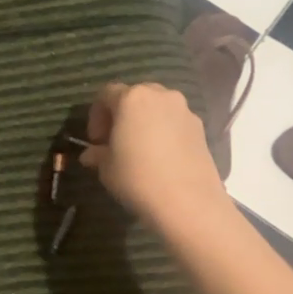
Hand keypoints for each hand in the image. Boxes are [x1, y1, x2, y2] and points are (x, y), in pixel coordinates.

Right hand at [81, 81, 227, 228]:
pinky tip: (160, 157)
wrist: (187, 200)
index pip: (106, 94)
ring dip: (144, 122)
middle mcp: (160, 95)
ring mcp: (184, 110)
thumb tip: (92, 153)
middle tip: (115, 140)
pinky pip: (174, 121)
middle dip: (121, 115)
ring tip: (139, 149)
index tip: (95, 140)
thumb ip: (97, 153)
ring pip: (157, 107)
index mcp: (132, 98)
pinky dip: (163, 131)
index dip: (96, 115)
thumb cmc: (137, 177)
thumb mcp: (106, 167)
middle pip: (135, 95)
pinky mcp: (200, 127)